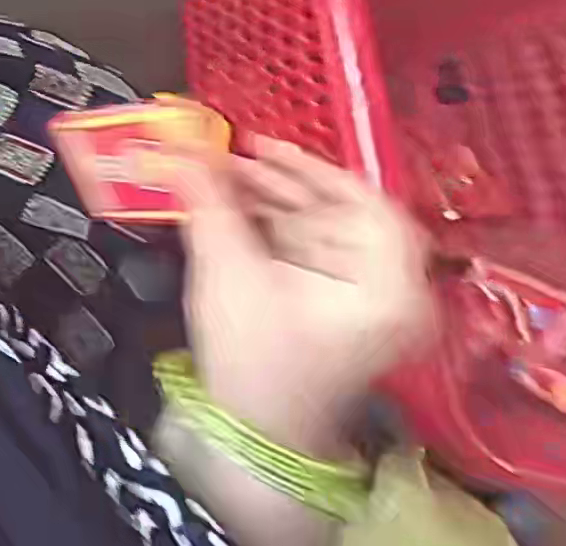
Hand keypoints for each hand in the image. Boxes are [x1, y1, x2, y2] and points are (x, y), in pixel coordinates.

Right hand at [163, 137, 433, 456]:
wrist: (252, 420)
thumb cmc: (255, 355)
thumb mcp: (228, 271)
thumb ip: (207, 205)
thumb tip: (182, 153)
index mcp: (383, 287)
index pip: (370, 208)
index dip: (317, 169)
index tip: (263, 145)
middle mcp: (379, 288)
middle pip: (334, 214)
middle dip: (274, 180)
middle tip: (222, 155)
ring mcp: (349, 295)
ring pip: (309, 226)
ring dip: (260, 198)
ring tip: (212, 176)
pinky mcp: (317, 298)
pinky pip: (293, 244)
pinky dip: (257, 221)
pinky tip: (220, 206)